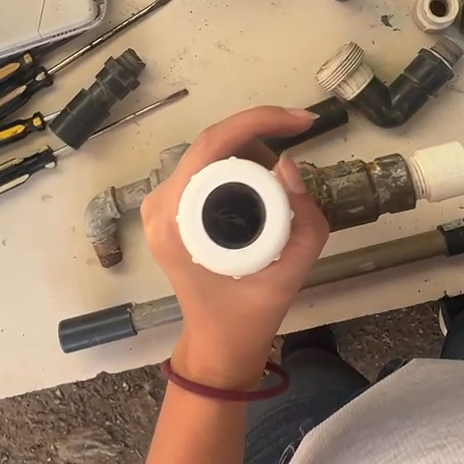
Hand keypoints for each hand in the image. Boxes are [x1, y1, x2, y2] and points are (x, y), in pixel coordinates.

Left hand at [140, 106, 329, 389]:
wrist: (220, 342)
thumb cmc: (251, 312)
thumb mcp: (292, 270)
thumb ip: (304, 218)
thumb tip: (288, 163)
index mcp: (176, 218)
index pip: (213, 144)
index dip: (260, 120)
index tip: (304, 121)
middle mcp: (159, 203)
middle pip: (211, 142)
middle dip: (260, 135)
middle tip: (297, 150)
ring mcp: (160, 204)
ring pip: (209, 151)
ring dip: (250, 149)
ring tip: (281, 179)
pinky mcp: (169, 207)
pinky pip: (206, 168)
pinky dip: (238, 163)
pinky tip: (263, 180)